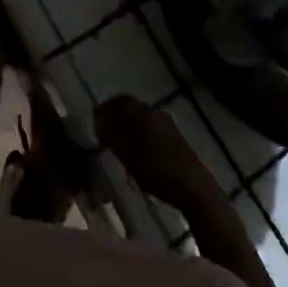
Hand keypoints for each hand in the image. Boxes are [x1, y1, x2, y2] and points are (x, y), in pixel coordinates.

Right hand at [95, 95, 219, 211]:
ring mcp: (166, 123)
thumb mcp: (129, 156)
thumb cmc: (157, 171)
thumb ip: (113, 136)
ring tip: (117, 141)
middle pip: (131, 107)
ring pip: (141, 117)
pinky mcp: (173, 135)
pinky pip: (150, 126)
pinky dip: (139, 131)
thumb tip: (99, 122)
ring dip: (128, 124)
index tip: (95, 119)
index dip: (106, 107)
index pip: (120, 101)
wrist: (192, 186)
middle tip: (104, 131)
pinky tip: (135, 148)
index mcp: (143, 114)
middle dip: (116, 116)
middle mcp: (155, 112)